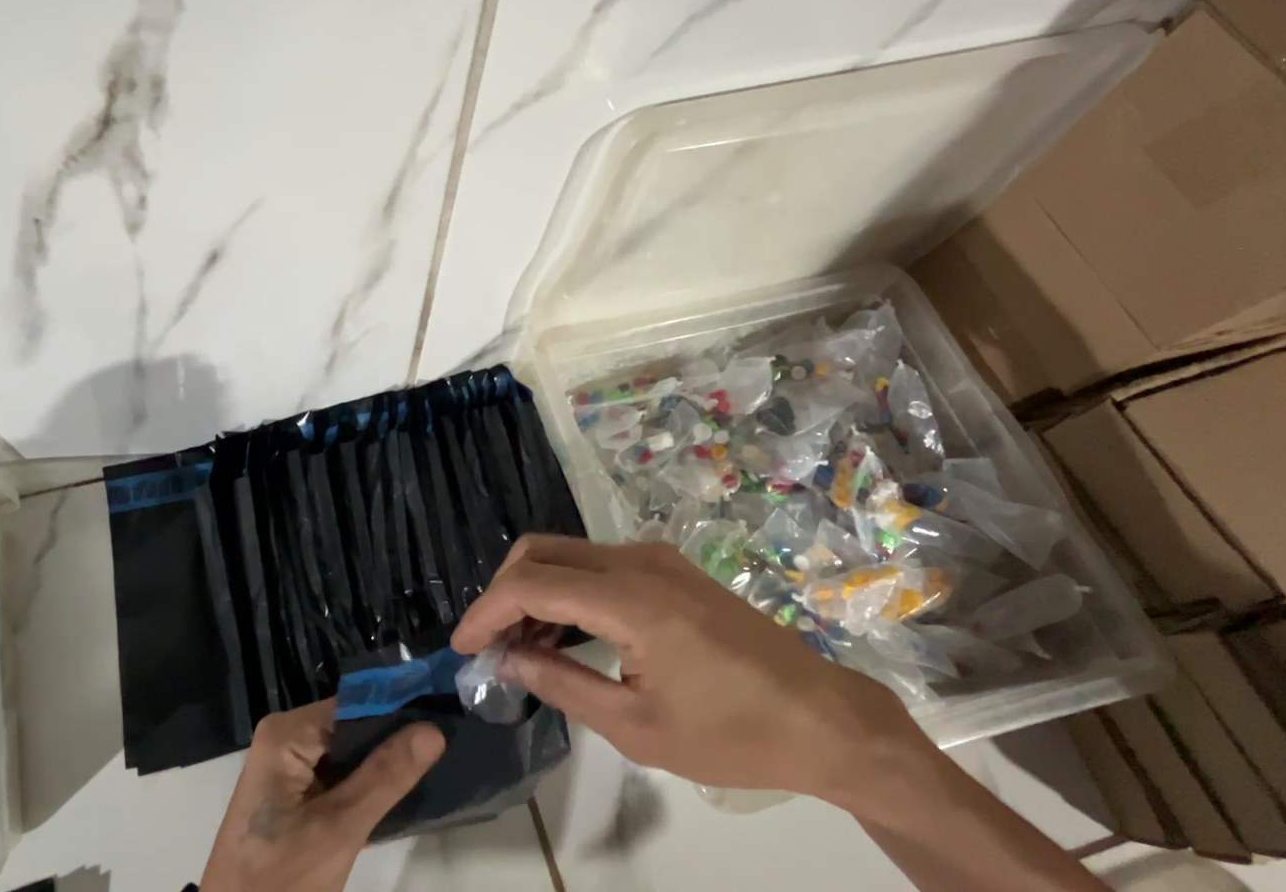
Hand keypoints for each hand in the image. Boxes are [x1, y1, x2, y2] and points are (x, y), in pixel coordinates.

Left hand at [200, 699, 445, 891]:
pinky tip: (404, 788)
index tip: (445, 712)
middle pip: (353, 724)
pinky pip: (340, 773)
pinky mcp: (295, 793)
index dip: (399, 707)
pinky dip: (368, 782)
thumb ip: (385, 777)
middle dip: (396, 736)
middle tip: (448, 743)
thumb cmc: (281, 878)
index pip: (354, 704)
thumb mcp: (339, 828)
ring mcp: (288, 766)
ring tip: (437, 762)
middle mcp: (285, 738)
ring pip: (350, 751)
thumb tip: (432, 729)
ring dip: (386, 761)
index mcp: (286, 734)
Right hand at [450, 534, 929, 803]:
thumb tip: (506, 662)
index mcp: (630, 598)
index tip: (462, 646)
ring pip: (566, 553)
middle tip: (488, 644)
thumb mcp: (636, 726)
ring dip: (533, 591)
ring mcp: (657, 559)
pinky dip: (565, 590)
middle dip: (502, 592)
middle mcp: (638, 561)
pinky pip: (596, 564)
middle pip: (541, 551)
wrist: (823, 718)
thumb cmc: (732, 733)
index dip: (486, 611)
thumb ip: (561, 685)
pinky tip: (563, 634)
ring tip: (519, 648)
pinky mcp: (669, 568)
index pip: (531, 584)